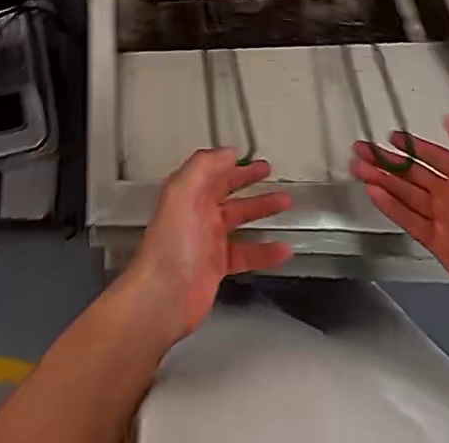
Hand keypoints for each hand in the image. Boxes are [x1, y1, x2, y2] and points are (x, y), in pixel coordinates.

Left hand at [119, 148, 293, 342]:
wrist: (164, 296)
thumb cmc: (169, 245)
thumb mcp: (182, 193)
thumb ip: (203, 166)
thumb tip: (226, 152)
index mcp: (187, 193)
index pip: (212, 170)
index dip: (230, 161)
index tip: (247, 155)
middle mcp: (197, 213)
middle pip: (227, 191)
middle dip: (247, 180)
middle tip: (267, 171)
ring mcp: (208, 240)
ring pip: (240, 219)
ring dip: (262, 209)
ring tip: (284, 202)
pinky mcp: (217, 266)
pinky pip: (247, 253)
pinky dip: (266, 251)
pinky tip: (282, 249)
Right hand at [351, 115, 448, 352]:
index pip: (437, 156)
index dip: (414, 146)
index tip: (393, 135)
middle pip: (415, 174)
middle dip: (387, 161)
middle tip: (363, 149)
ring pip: (407, 196)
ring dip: (383, 181)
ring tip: (360, 168)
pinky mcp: (444, 248)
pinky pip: (411, 222)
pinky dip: (391, 208)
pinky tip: (376, 195)